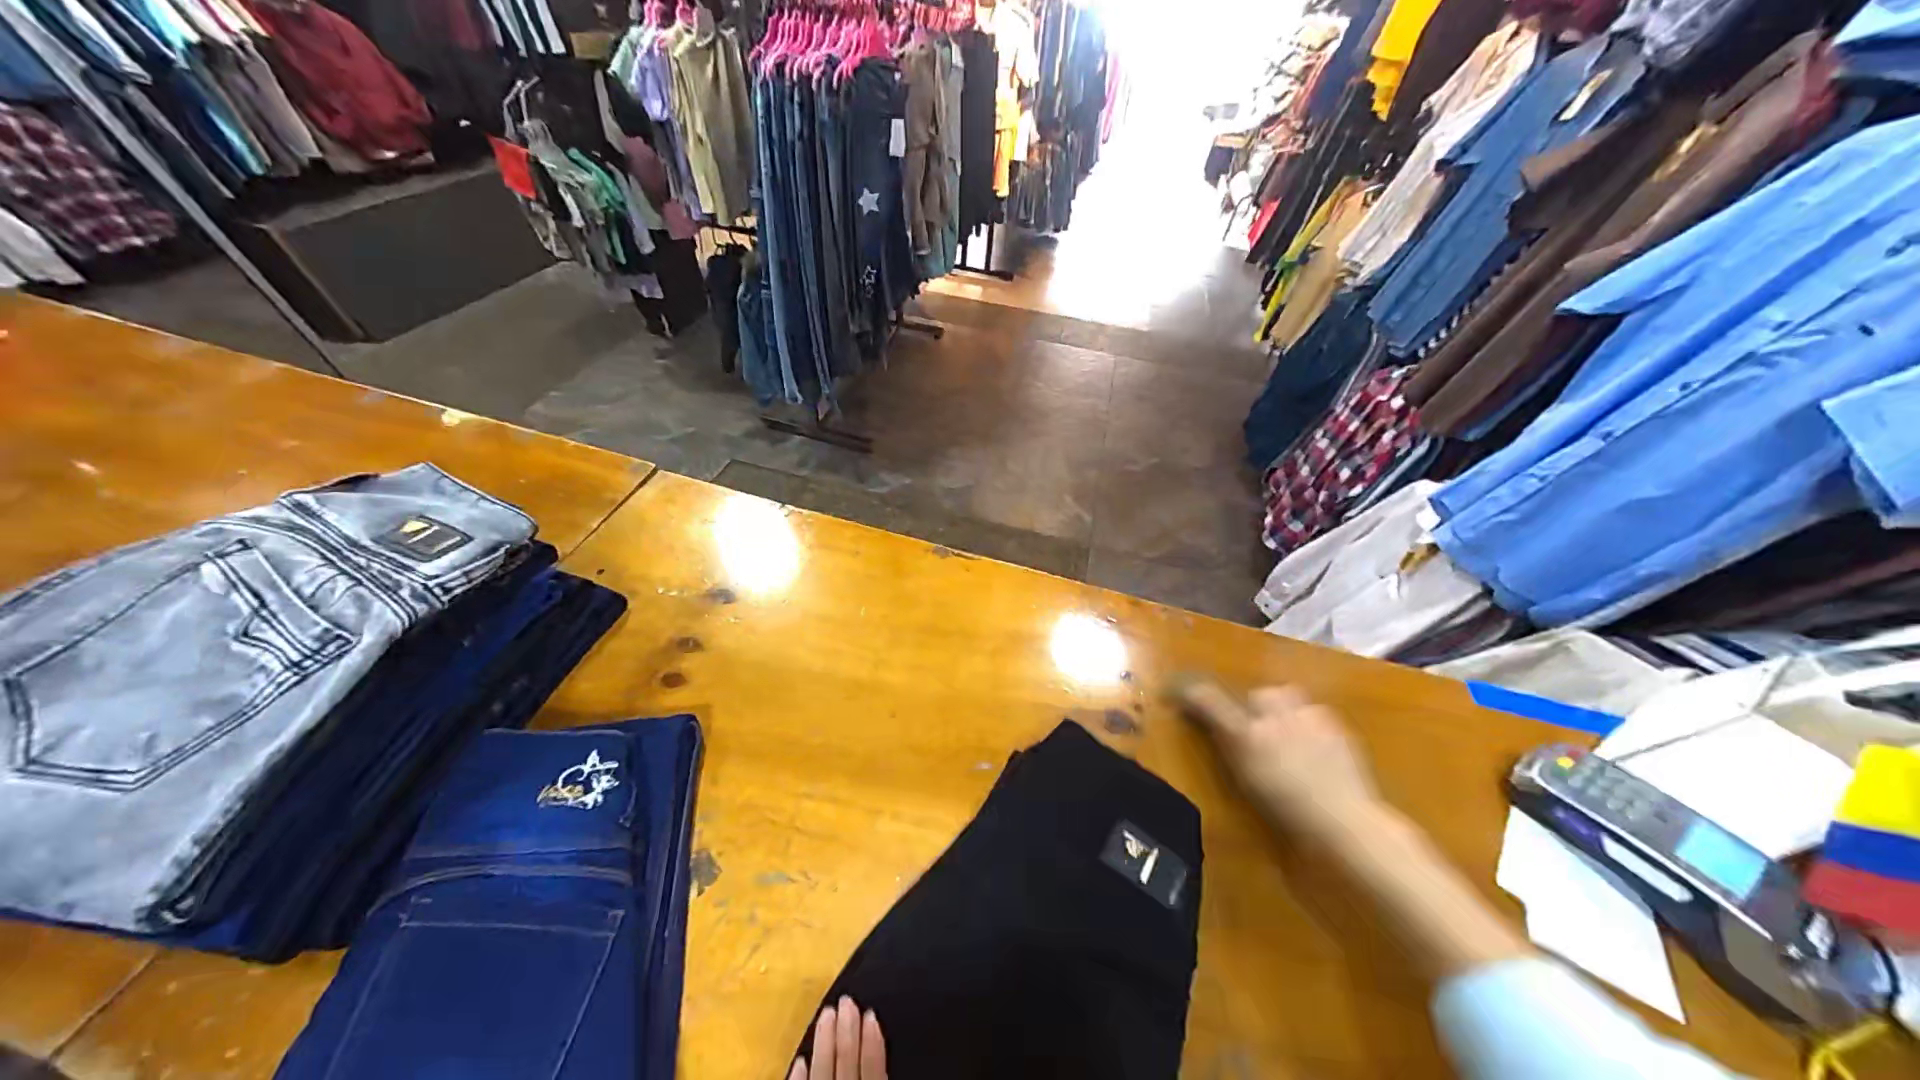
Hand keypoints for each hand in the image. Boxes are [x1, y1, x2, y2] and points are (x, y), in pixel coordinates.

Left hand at [789, 996, 886, 1079]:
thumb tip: (916, 1073)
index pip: (873, 1070)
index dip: (873, 1043)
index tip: (870, 1013)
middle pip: (846, 1062)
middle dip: (846, 1030)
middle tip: (846, 1000)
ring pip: (821, 1070)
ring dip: (824, 1042)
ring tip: (826, 1014)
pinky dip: (798, 1077)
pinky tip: (800, 1060)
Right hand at [1172, 679, 1379, 833]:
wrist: (1347, 822)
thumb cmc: (1290, 813)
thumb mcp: (1248, 782)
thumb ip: (1230, 747)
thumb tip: (1215, 726)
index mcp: (1249, 735)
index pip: (1212, 701)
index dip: (1194, 694)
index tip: (1183, 691)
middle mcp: (1276, 718)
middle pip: (1260, 694)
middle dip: (1257, 706)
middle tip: (1258, 729)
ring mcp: (1310, 718)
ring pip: (1289, 697)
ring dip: (1284, 710)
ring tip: (1289, 735)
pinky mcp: (1337, 725)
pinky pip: (1315, 712)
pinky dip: (1310, 723)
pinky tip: (1315, 748)